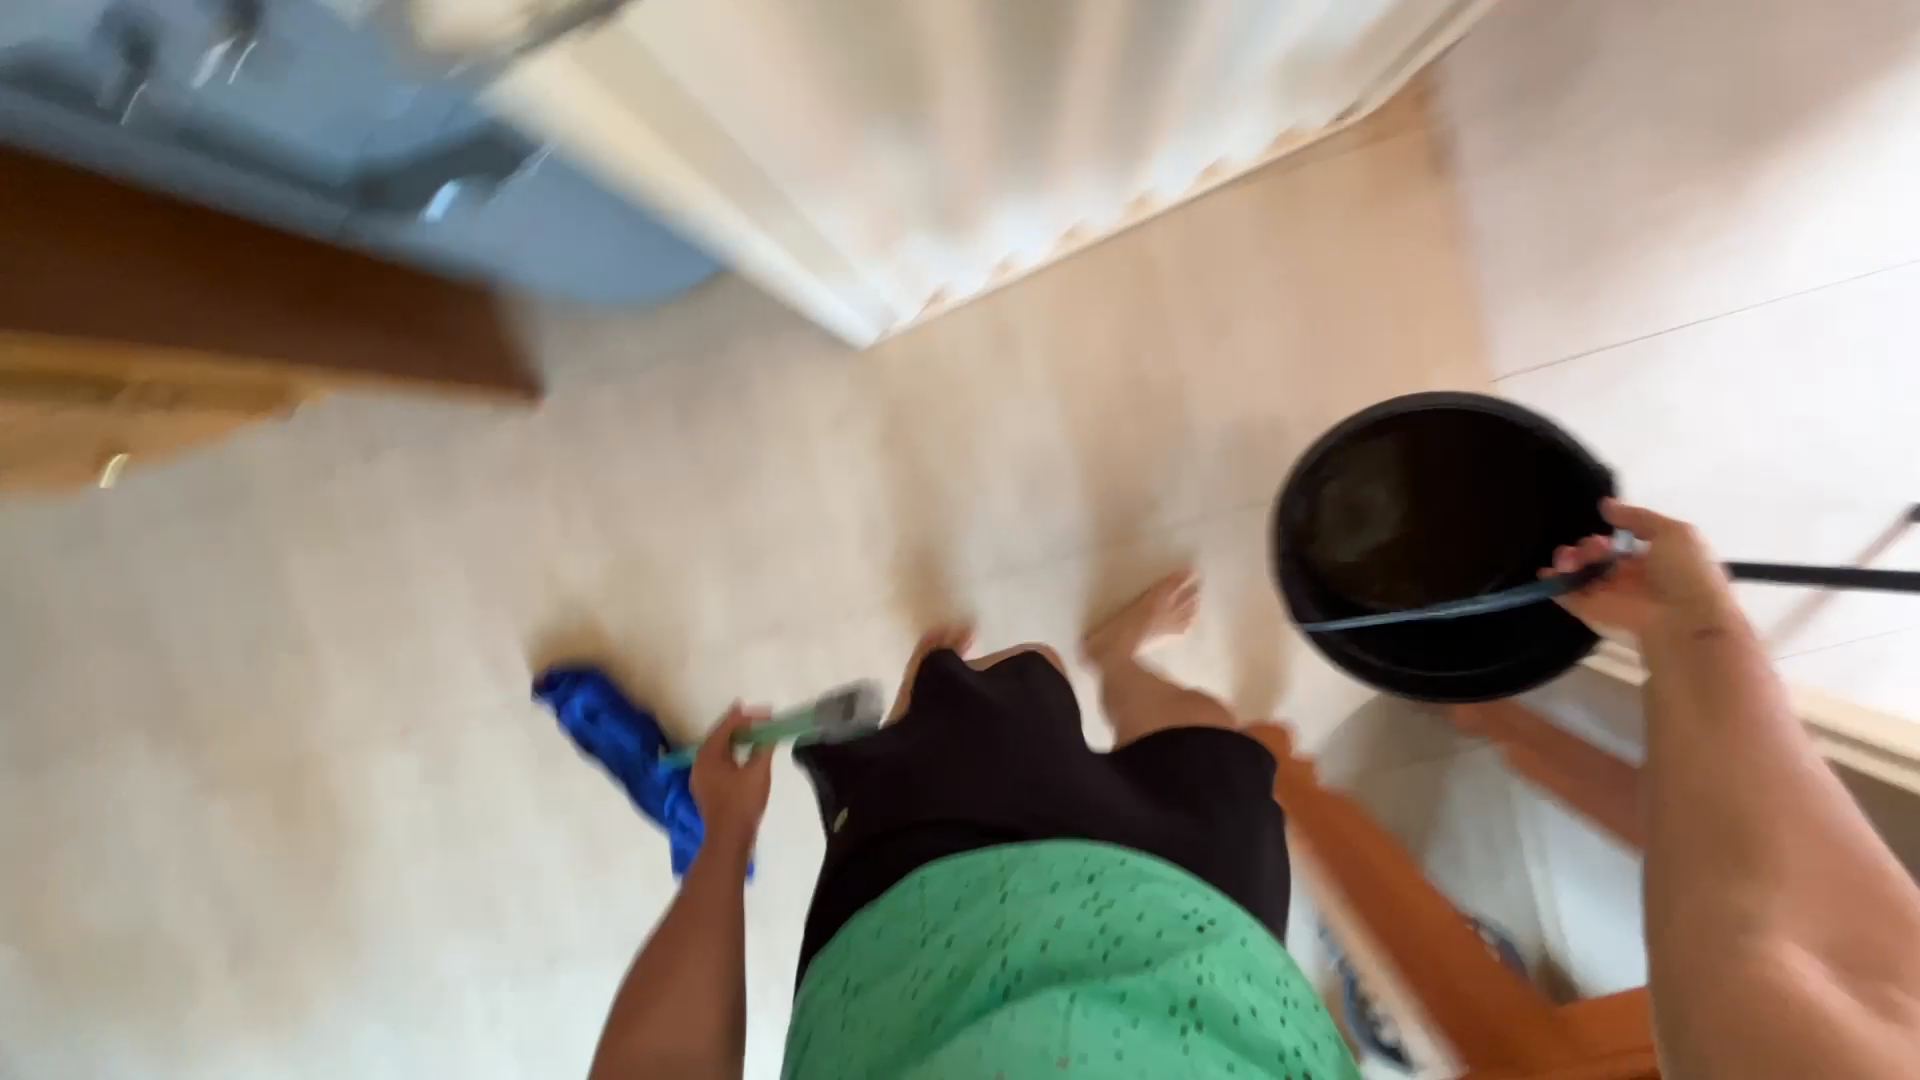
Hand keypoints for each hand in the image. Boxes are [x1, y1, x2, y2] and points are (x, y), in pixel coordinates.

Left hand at [689, 702, 773, 850]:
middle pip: (720, 735)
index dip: (747, 716)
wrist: (728, 838)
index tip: (767, 712)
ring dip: (736, 739)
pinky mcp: (706, 787)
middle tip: (760, 717)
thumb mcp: (758, 771)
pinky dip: (732, 753)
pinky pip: (719, 761)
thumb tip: (769, 734)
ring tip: (755, 732)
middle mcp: (699, 762)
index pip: (727, 726)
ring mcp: (700, 776)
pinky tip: (745, 754)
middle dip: (740, 725)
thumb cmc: (742, 802)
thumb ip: (764, 748)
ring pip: (719, 749)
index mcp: (708, 754)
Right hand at [1543, 498, 1737, 639]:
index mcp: (1647, 560)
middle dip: (1586, 547)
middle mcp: (1623, 576)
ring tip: (1571, 560)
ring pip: (1574, 570)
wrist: (1683, 618)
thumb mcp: (1675, 533)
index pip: (1616, 544)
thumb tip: (1605, 504)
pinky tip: (1550, 572)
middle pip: (1591, 555)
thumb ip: (1638, 517)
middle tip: (1594, 550)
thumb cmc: (1686, 574)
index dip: (1606, 537)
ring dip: (1568, 558)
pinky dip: (1551, 581)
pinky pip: (1561, 593)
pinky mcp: (1585, 609)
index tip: (1606, 537)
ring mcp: (1603, 593)